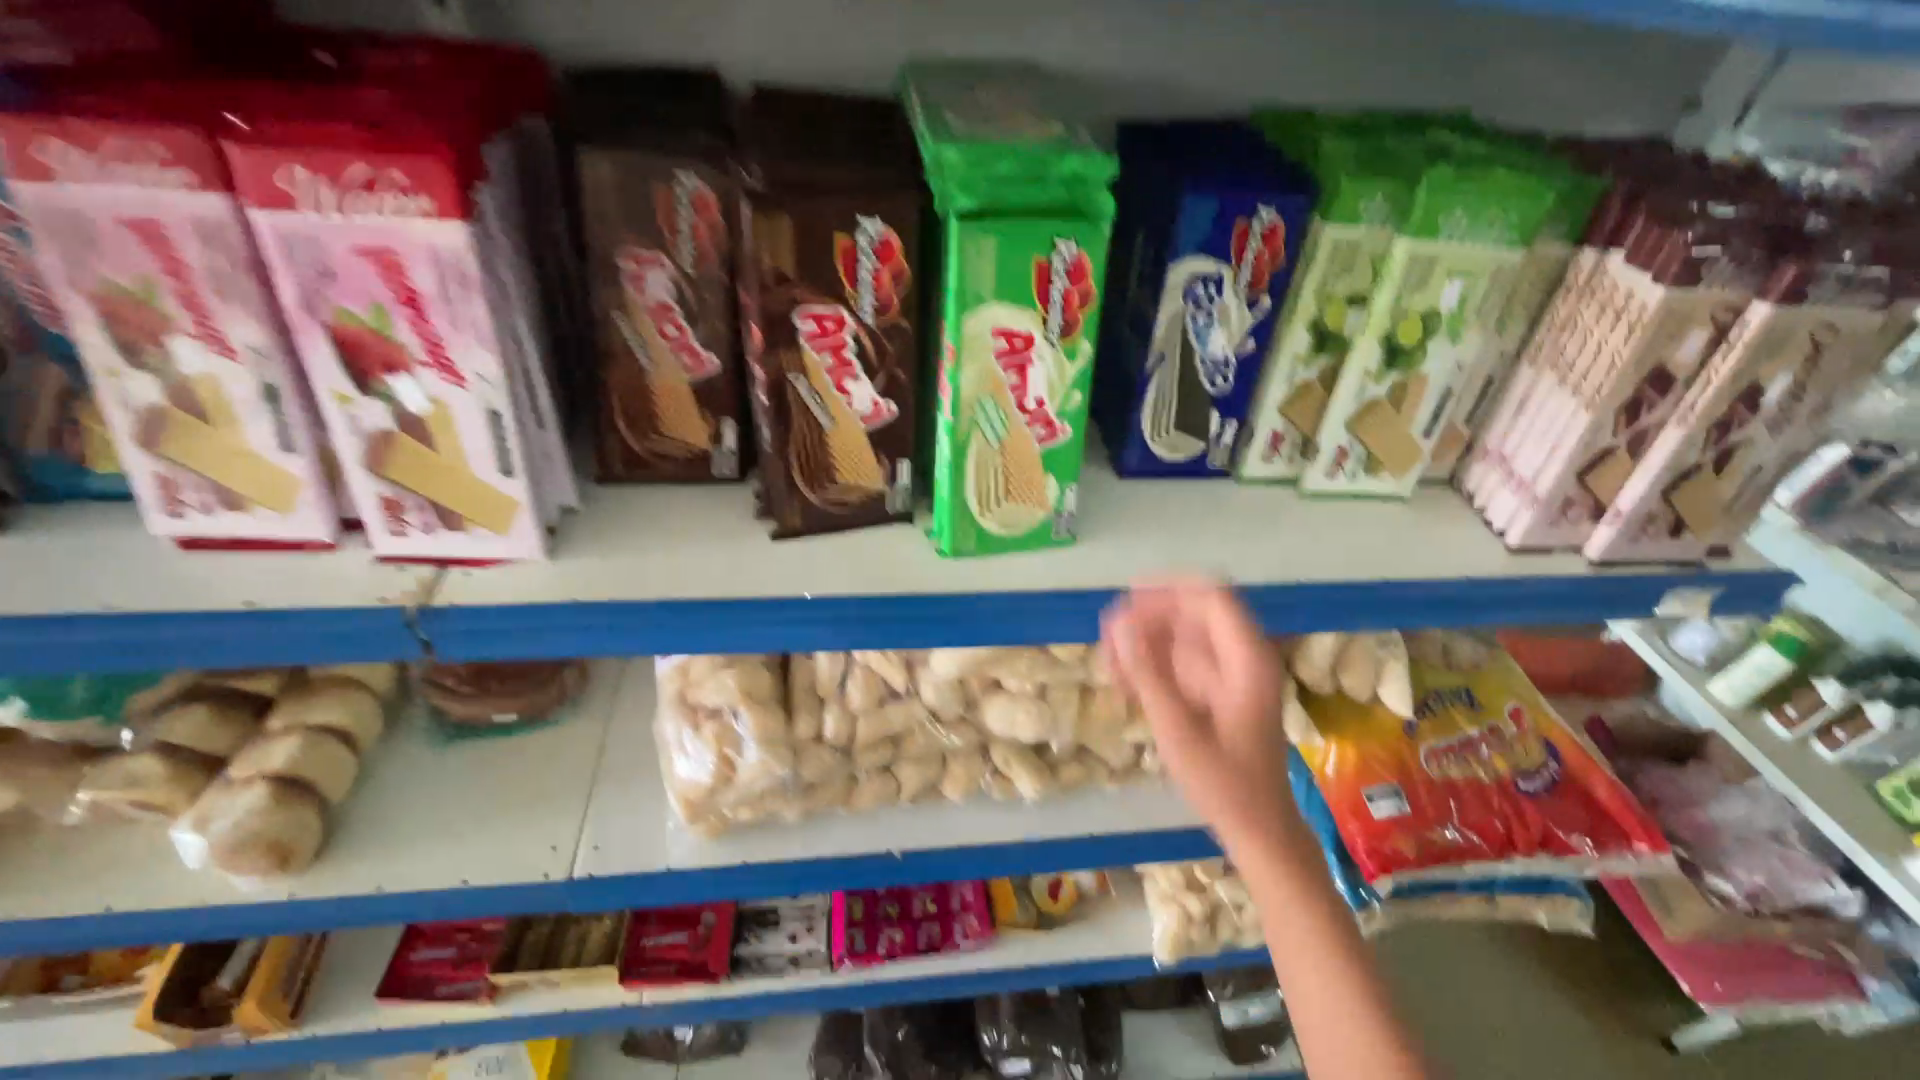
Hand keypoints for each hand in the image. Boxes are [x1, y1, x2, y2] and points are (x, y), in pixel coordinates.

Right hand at [1100, 579, 1295, 847]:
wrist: (1258, 829)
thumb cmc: (1225, 784)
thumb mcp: (1179, 730)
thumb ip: (1148, 674)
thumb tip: (1120, 625)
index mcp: (1246, 660)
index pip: (1211, 597)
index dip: (1169, 589)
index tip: (1126, 597)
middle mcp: (1241, 659)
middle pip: (1192, 614)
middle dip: (1148, 619)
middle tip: (1107, 637)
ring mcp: (1229, 676)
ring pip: (1181, 638)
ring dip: (1145, 644)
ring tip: (1109, 664)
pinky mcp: (1216, 694)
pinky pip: (1180, 664)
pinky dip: (1153, 668)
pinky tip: (1124, 685)